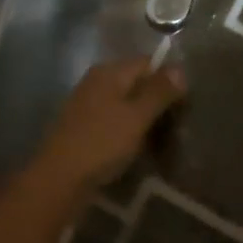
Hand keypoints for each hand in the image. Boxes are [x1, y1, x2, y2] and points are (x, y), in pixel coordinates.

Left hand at [28, 57, 186, 197]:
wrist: (58, 179)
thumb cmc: (102, 143)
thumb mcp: (137, 117)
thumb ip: (159, 92)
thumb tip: (180, 69)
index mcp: (110, 72)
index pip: (148, 62)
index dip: (169, 80)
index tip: (184, 105)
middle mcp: (97, 81)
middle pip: (136, 82)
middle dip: (157, 101)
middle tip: (174, 126)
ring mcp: (87, 103)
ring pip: (125, 103)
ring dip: (143, 118)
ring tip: (158, 141)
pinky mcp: (83, 126)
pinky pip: (113, 119)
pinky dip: (127, 129)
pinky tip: (135, 148)